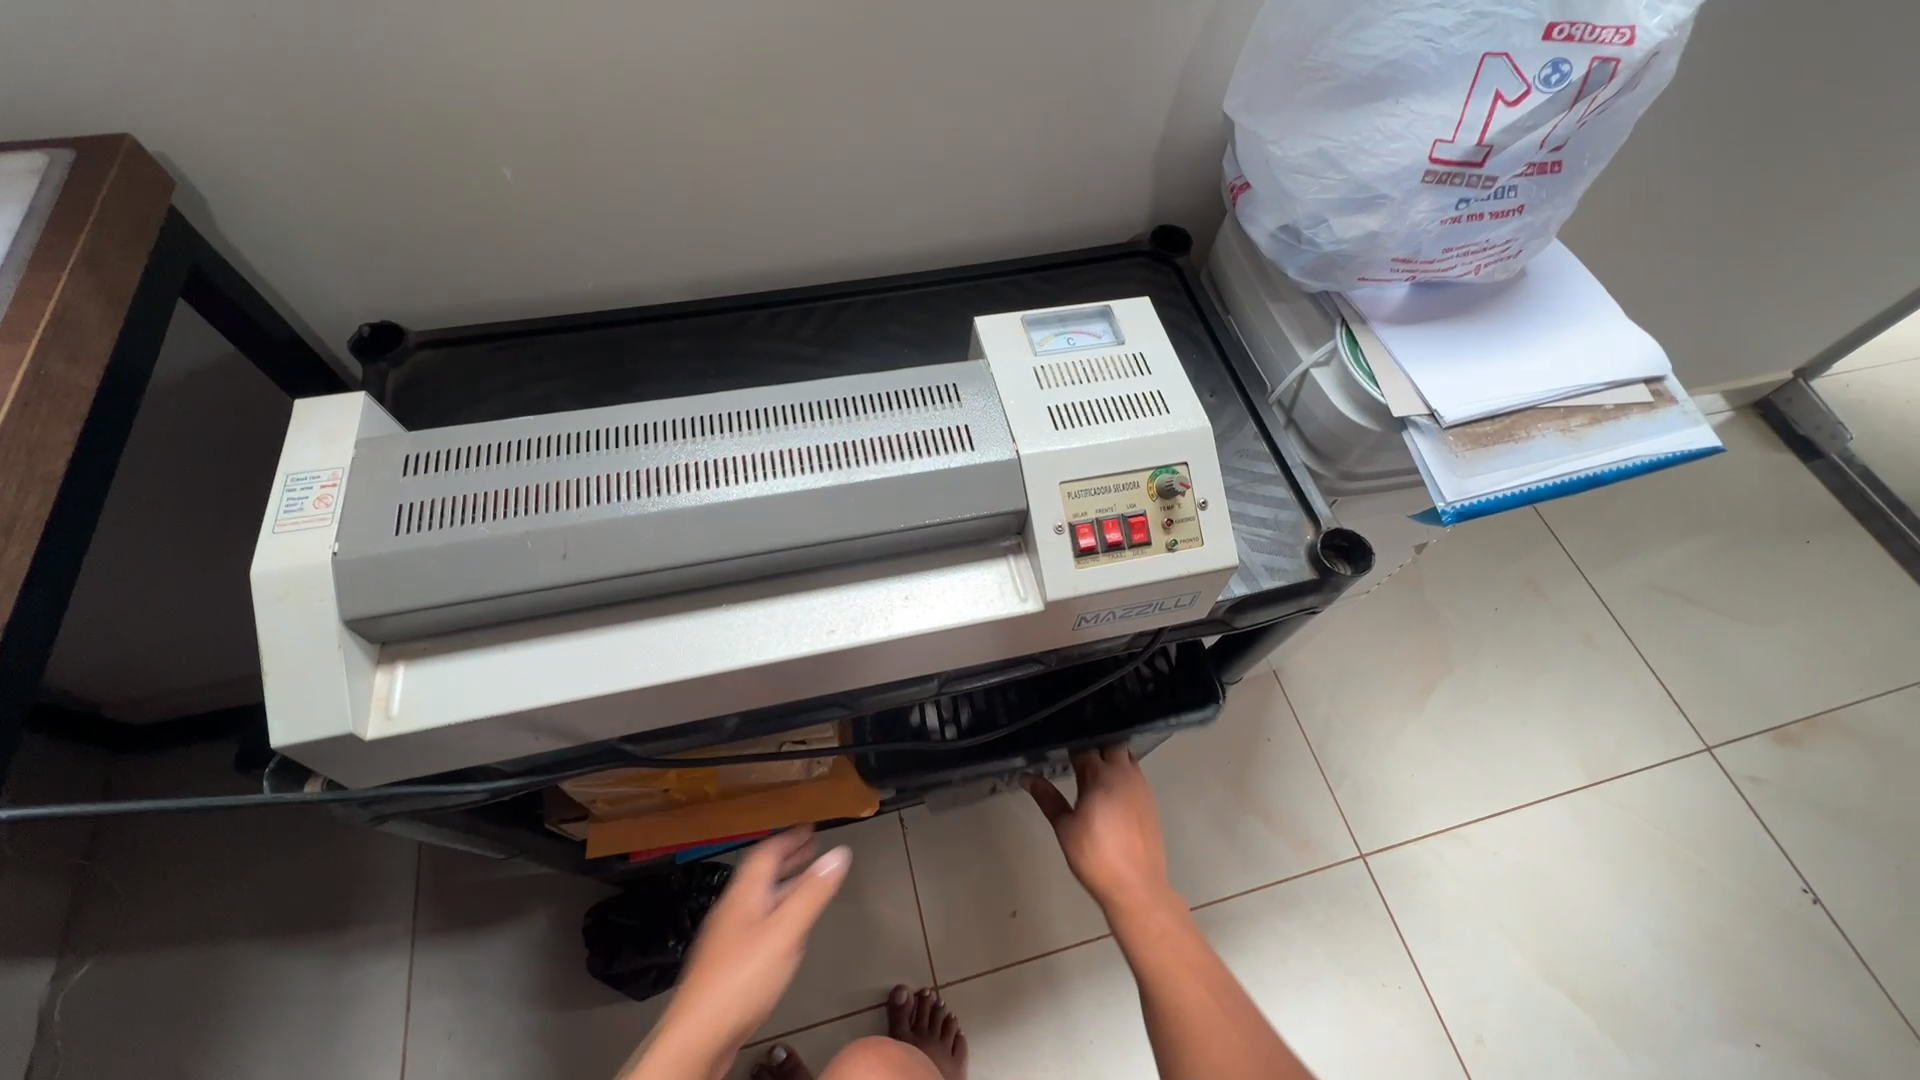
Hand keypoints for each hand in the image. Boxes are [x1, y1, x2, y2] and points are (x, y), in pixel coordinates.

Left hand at [661, 828, 851, 1053]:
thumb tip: (837, 855)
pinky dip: (776, 912)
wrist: (697, 1037)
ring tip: (804, 884)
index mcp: (743, 897)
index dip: (788, 839)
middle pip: (760, 876)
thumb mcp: (785, 933)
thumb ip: (812, 894)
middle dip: (787, 860)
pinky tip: (785, 930)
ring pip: (758, 900)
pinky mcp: (727, 964)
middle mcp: (732, 912)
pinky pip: (756, 923)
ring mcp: (727, 938)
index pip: (765, 854)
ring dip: (783, 886)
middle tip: (809, 849)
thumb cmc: (739, 982)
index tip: (808, 829)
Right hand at [1024, 744, 1172, 914]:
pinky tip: (1110, 793)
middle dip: (1095, 747)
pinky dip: (1123, 776)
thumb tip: (1027, 777)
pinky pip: (1136, 776)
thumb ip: (1047, 798)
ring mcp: (1141, 787)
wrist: (1136, 886)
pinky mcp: (1151, 802)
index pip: (1084, 748)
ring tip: (1093, 774)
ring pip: (1127, 758)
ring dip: (1112, 759)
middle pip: (1111, 744)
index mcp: (1100, 776)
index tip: (1057, 749)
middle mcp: (1124, 774)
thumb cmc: (1095, 856)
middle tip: (1076, 759)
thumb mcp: (1065, 827)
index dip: (1070, 747)